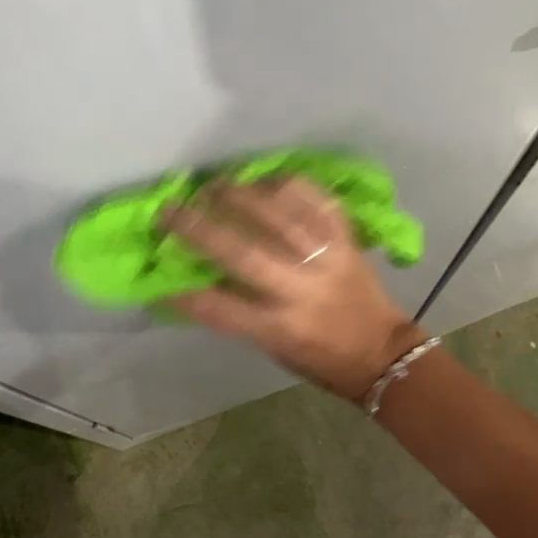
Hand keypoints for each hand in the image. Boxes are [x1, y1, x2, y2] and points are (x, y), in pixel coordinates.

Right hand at [163, 178, 426, 400]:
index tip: (154, 278)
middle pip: (244, 253)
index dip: (184, 294)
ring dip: (242, 196)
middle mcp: (303, 290)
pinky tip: (266, 179)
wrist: (383, 354)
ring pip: (280, 217)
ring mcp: (328, 259)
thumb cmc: (322, 359)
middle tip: (171, 208)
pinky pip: (317, 202)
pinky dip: (290, 186)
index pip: (221, 309)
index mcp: (281, 328)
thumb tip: (201, 278)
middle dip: (201, 228)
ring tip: (214, 184)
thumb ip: (242, 313)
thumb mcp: (275, 347)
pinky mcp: (347, 239)